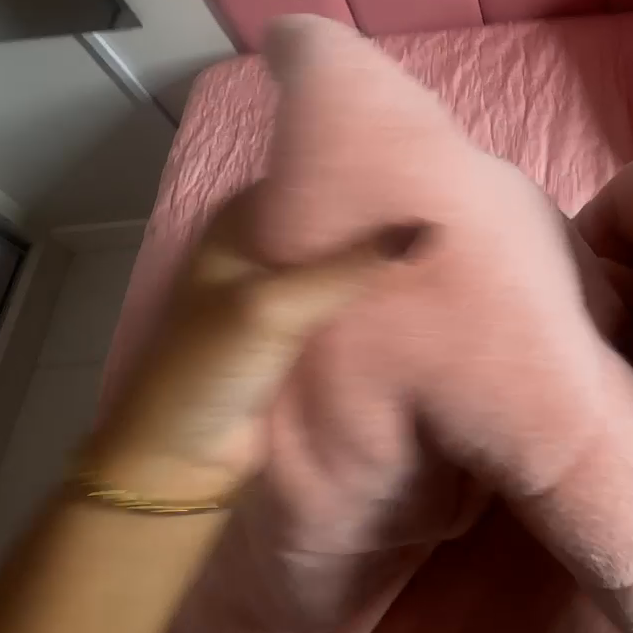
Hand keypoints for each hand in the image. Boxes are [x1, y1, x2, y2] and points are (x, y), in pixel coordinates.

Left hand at [81, 185, 427, 499]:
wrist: (184, 461)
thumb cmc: (210, 365)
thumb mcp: (278, 305)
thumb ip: (352, 266)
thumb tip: (429, 228)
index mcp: (243, 221)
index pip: (312, 178)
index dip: (361, 175)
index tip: (421, 170)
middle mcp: (268, 246)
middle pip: (336, 222)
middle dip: (382, 219)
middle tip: (445, 204)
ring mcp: (290, 289)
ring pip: (349, 263)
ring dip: (386, 260)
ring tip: (448, 238)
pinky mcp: (309, 330)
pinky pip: (354, 302)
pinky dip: (382, 296)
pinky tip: (427, 285)